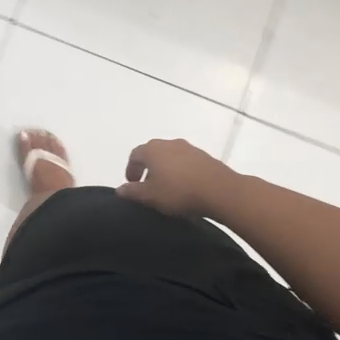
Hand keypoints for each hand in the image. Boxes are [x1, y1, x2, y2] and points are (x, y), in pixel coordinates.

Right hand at [117, 138, 241, 218]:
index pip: (134, 155)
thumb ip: (132, 192)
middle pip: (153, 153)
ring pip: (170, 156)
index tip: (131, 184)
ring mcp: (189, 148)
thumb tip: (119, 189)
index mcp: (152, 149)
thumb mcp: (149, 196)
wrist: (220, 191)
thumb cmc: (178, 192)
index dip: (131, 169)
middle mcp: (169, 143)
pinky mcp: (205, 157)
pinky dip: (181, 171)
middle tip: (147, 185)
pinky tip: (185, 186)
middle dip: (147, 167)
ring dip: (165, 169)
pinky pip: (186, 162)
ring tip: (167, 187)